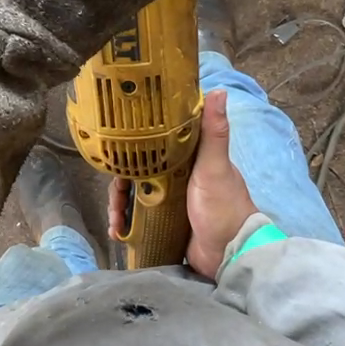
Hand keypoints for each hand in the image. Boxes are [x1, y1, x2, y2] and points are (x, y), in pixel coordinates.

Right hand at [107, 89, 259, 278]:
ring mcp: (168, 201)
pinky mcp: (165, 222)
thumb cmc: (223, 206)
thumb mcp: (215, 167)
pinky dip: (126, 224)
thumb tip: (217, 90)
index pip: (150, 147)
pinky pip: (137, 219)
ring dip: (119, 208)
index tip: (114, 153)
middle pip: (136, 174)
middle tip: (114, 198)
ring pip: (133, 197)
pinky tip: (119, 233)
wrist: (230, 254)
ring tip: (116, 223)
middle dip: (120, 187)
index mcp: (186, 159)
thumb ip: (214, 132)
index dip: (130, 149)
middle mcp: (175, 177)